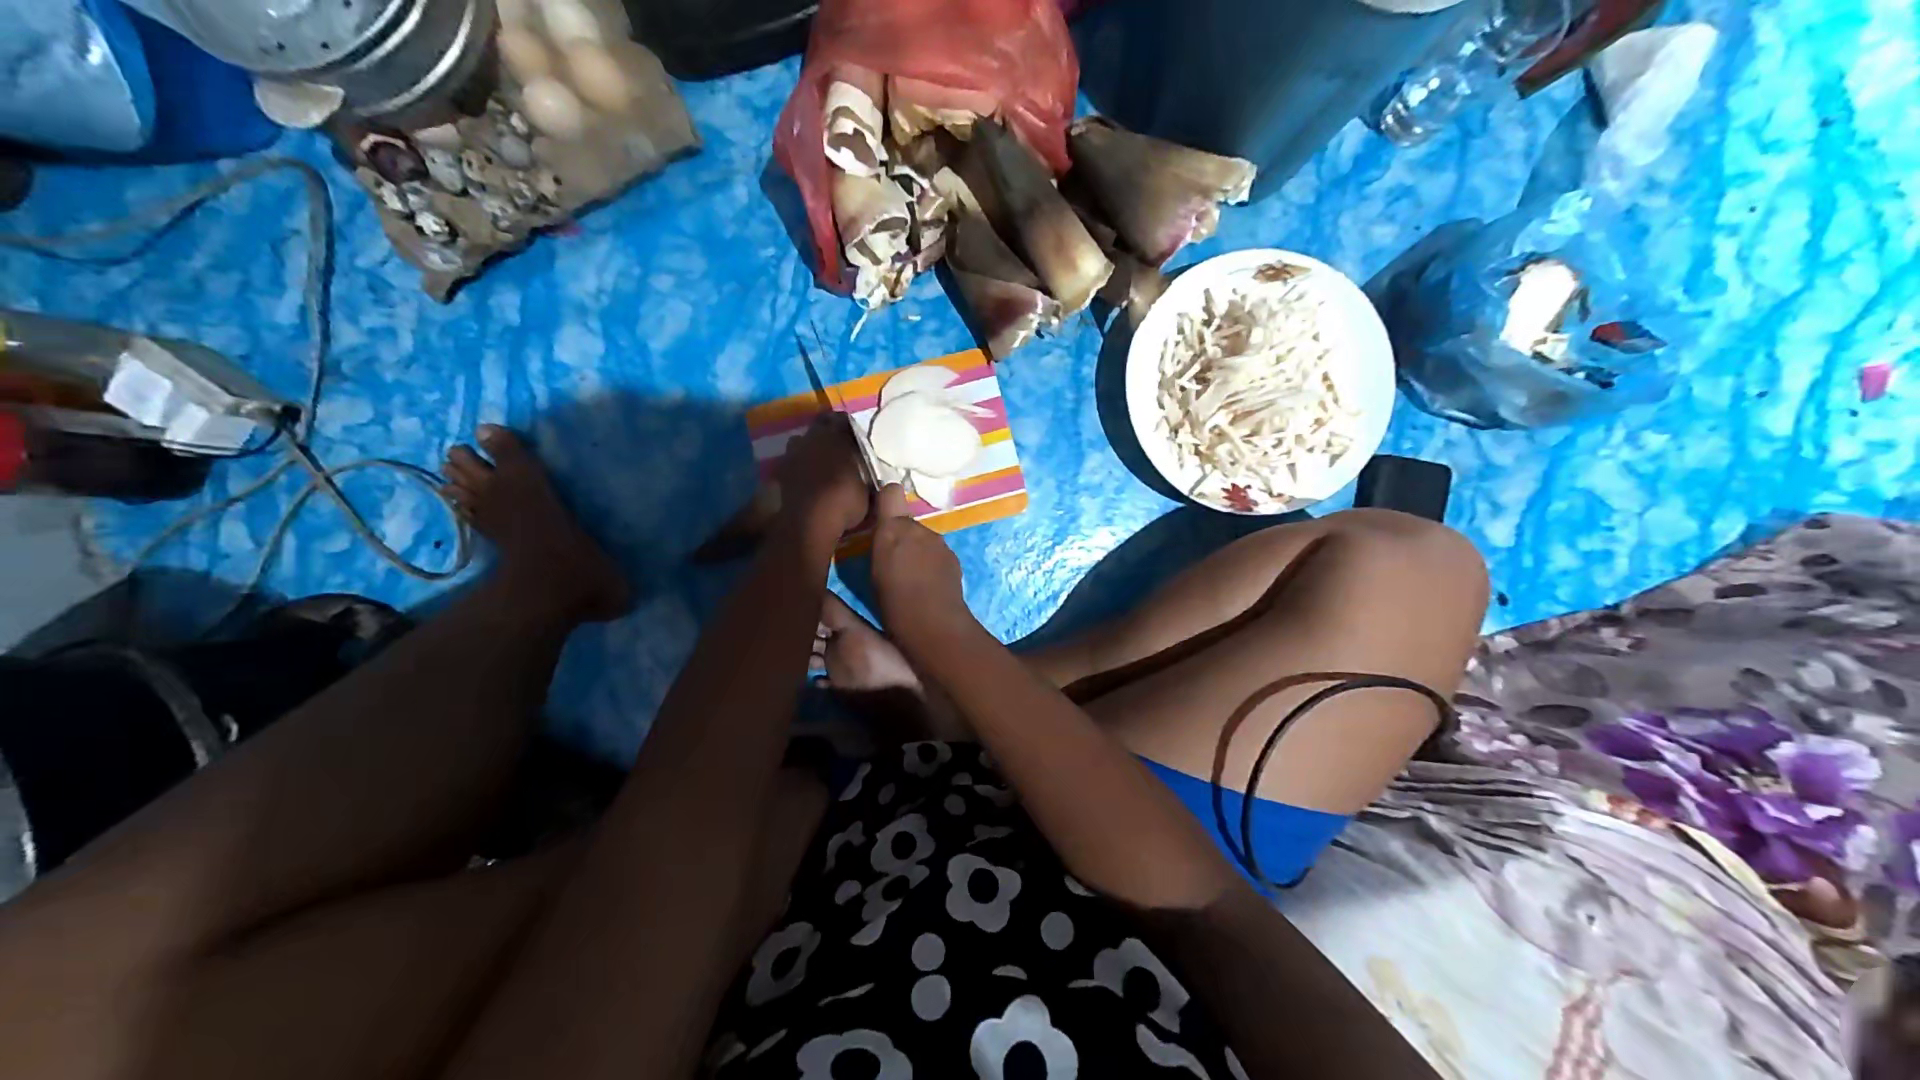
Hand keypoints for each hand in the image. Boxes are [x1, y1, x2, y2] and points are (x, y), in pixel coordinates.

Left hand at [777, 413, 871, 542]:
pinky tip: (809, 477)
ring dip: (813, 447)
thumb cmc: (844, 501)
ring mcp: (793, 453)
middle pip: (821, 425)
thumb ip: (868, 475)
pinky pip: (794, 459)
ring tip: (824, 461)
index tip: (859, 437)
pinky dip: (802, 464)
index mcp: (836, 435)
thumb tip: (874, 475)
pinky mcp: (781, 470)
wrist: (809, 523)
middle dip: (830, 433)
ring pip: (804, 441)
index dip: (852, 428)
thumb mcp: (868, 490)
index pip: (844, 420)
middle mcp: (812, 437)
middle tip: (842, 447)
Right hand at [870, 483, 976, 647]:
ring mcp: (940, 543)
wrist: (933, 625)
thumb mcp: (873, 570)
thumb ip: (880, 542)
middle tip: (891, 561)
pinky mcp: (953, 559)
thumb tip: (886, 530)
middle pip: (907, 522)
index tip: (878, 512)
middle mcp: (919, 529)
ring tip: (908, 578)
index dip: (886, 499)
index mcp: (893, 528)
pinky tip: (926, 585)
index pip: (891, 492)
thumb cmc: (892, 602)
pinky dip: (930, 564)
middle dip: (900, 536)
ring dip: (916, 551)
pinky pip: (936, 554)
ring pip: (922, 539)